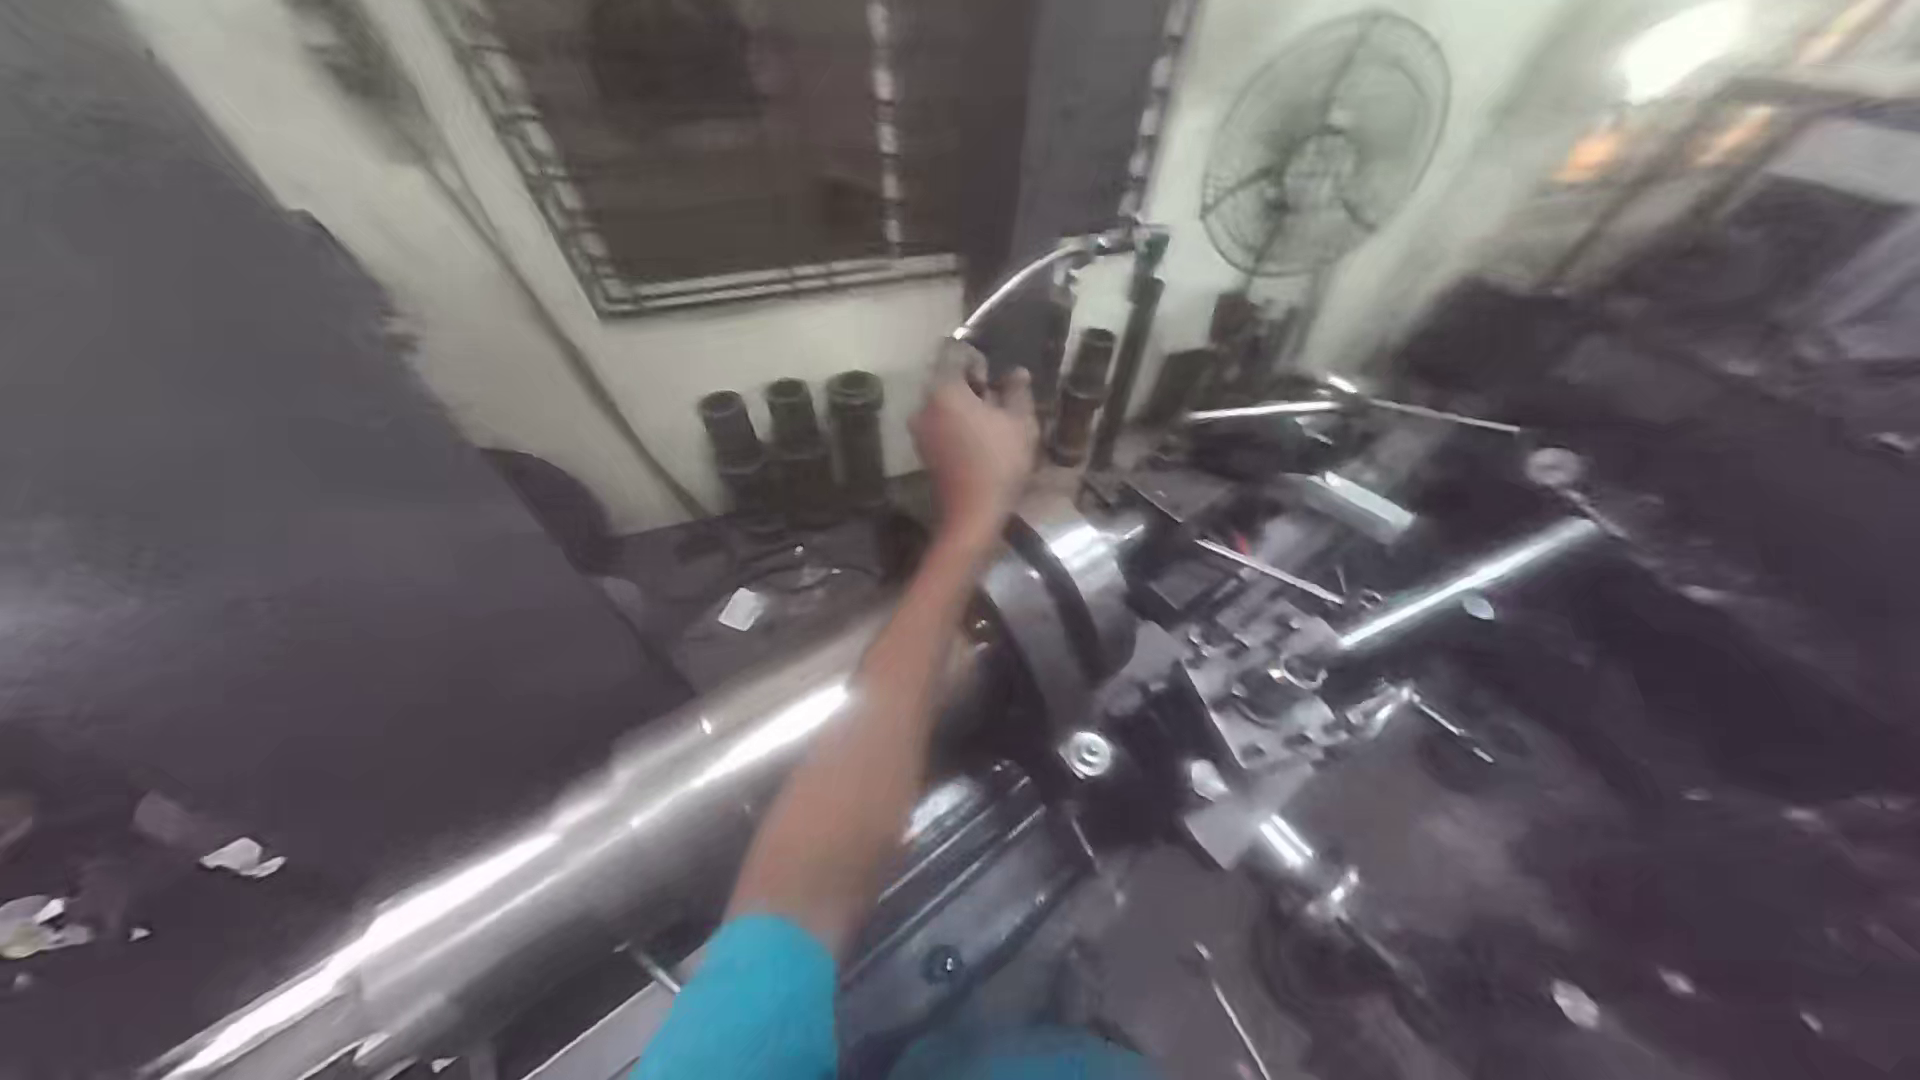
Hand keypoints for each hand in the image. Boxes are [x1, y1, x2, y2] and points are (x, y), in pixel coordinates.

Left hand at [910, 341, 1037, 546]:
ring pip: (942, 403)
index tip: (994, 379)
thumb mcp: (1020, 422)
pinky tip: (979, 441)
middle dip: (972, 383)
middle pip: (945, 377)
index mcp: (943, 390)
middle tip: (998, 402)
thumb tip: (1016, 372)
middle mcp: (923, 405)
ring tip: (992, 424)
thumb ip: (1017, 390)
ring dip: (965, 405)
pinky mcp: (923, 450)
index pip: (953, 351)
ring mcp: (919, 430)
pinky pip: (940, 423)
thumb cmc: (999, 462)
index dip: (976, 357)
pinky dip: (957, 424)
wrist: (972, 515)